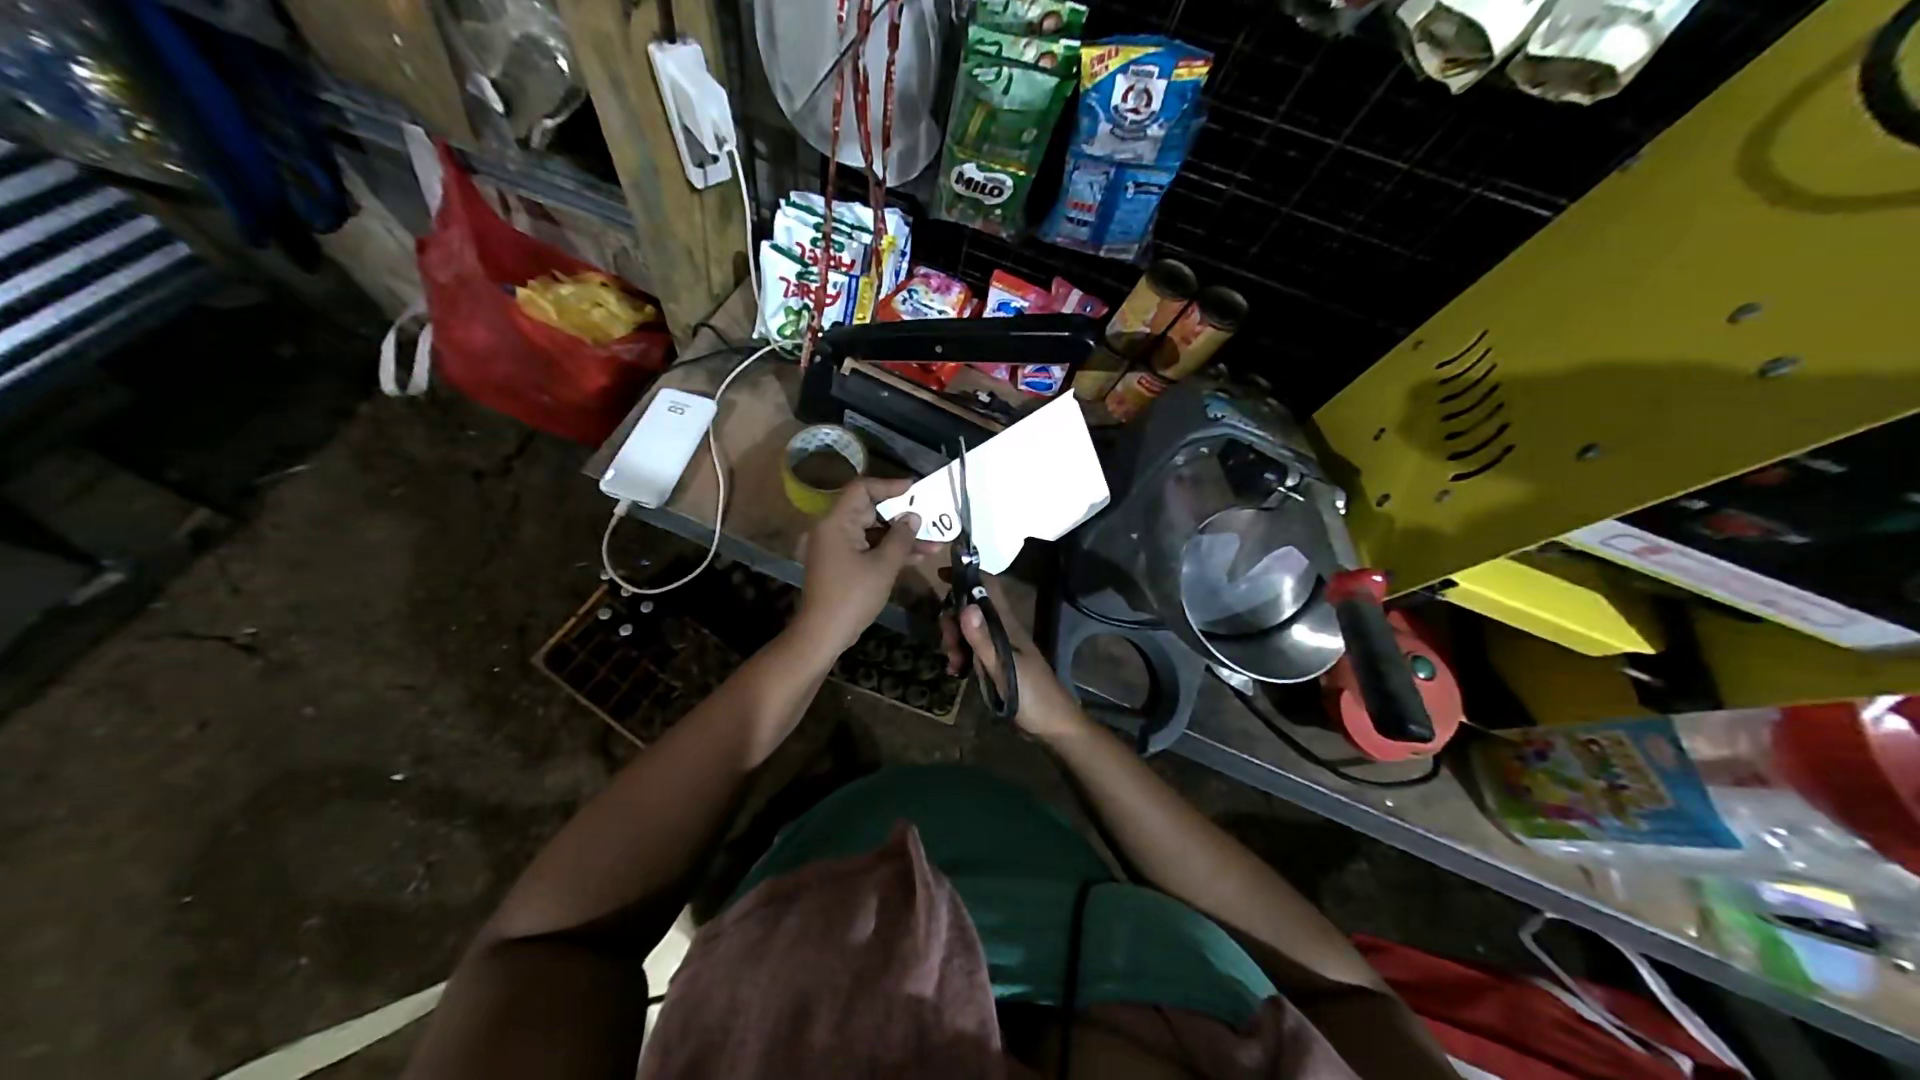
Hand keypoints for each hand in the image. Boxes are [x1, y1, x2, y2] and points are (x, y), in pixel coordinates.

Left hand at [794, 478, 941, 657]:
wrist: (823, 634)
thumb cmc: (852, 596)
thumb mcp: (883, 566)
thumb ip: (901, 537)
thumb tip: (913, 517)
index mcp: (836, 522)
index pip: (862, 490)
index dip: (890, 486)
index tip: (915, 490)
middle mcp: (832, 529)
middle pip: (870, 511)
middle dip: (903, 517)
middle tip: (931, 518)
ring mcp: (836, 548)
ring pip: (873, 532)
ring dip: (901, 538)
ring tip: (935, 543)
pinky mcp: (841, 564)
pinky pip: (868, 548)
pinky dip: (889, 551)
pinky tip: (918, 557)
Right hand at [941, 573, 1084, 739]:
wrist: (1054, 727)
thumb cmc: (1034, 697)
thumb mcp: (1004, 670)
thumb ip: (984, 640)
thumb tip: (966, 605)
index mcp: (1008, 625)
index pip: (989, 587)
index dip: (967, 576)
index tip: (942, 575)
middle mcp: (1003, 630)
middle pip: (971, 609)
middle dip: (952, 620)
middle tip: (948, 644)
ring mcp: (999, 647)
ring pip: (969, 631)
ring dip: (955, 642)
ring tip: (953, 664)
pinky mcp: (996, 664)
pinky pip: (972, 651)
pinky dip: (961, 657)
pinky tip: (956, 672)